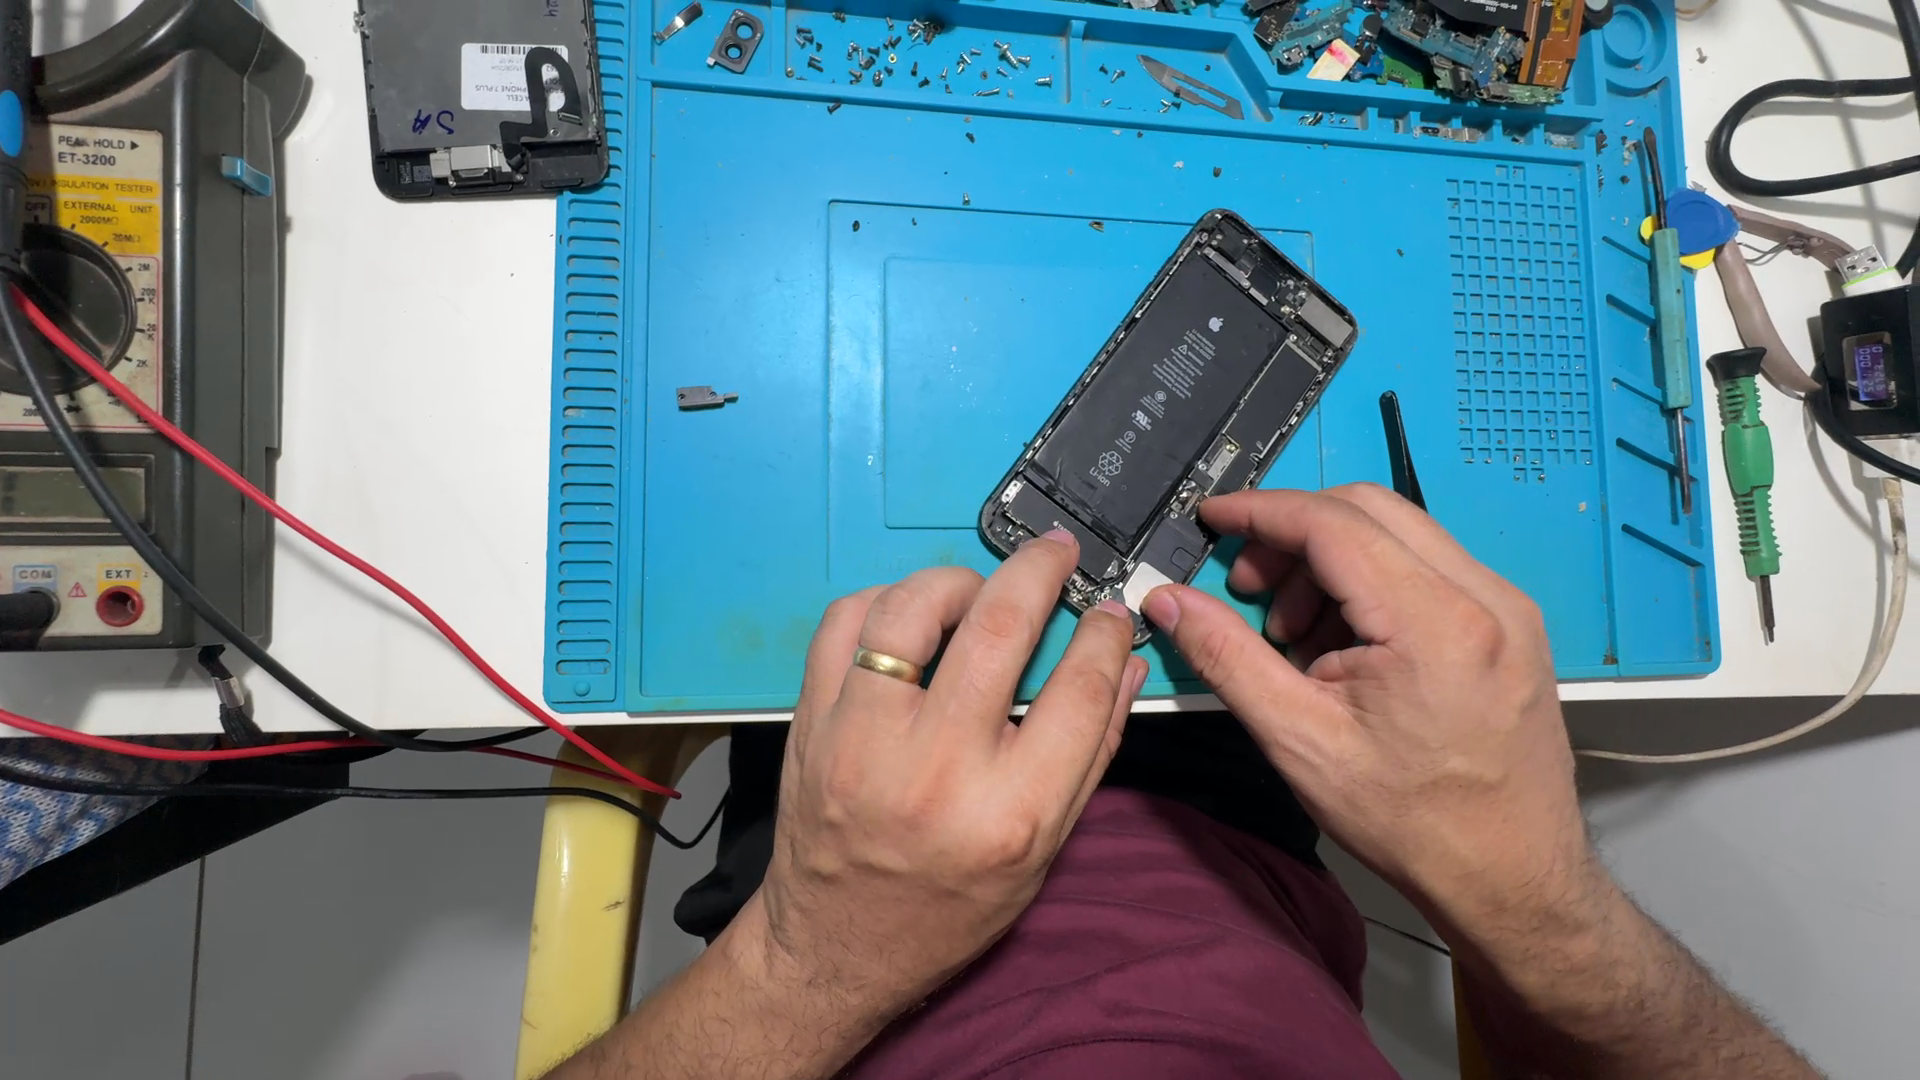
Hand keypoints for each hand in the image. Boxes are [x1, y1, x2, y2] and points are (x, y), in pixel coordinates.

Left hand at [737, 529, 1148, 1020]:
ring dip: (957, 579)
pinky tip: (911, 617)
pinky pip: (845, 622)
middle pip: (998, 629)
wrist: (835, 946)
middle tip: (1055, 551)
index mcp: (1009, 813)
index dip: (1105, 634)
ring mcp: (860, 740)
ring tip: (978, 591)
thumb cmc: (952, 906)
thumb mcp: (1043, 850)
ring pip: (910, 608)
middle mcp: (934, 769)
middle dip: (1039, 571)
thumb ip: (1091, 751)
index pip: (1079, 689)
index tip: (1109, 610)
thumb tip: (1125, 660)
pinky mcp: (812, 721)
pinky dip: (885, 600)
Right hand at [1141, 484, 1596, 927]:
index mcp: (1434, 620)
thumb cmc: (1403, 816)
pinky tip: (1337, 640)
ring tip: (1291, 631)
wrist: (1512, 879)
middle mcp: (1484, 593)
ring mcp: (1505, 604)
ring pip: (1394, 531)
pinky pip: (1419, 564)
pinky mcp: (1507, 621)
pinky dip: (1361, 580)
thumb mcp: (1295, 737)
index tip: (1210, 518)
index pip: (1333, 523)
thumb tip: (1166, 599)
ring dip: (1324, 558)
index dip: (1260, 510)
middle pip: (1366, 508)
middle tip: (1248, 588)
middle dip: (1290, 532)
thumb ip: (1223, 655)